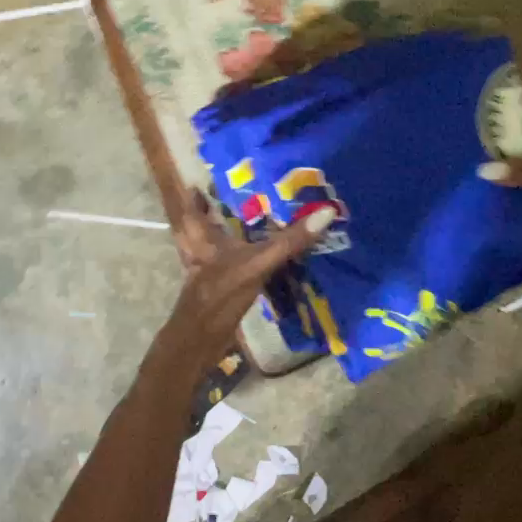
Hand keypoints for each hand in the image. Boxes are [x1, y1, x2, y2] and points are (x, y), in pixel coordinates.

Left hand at [150, 189, 333, 375]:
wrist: (200, 343)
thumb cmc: (220, 295)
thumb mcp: (257, 263)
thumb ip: (289, 241)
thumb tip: (326, 211)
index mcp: (203, 238)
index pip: (195, 208)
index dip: (200, 194)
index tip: (212, 178)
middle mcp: (201, 251)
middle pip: (201, 226)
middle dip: (214, 213)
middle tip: (235, 197)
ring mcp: (208, 273)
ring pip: (214, 247)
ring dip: (229, 236)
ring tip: (252, 223)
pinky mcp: (217, 291)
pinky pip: (229, 267)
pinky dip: (240, 260)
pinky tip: (258, 259)